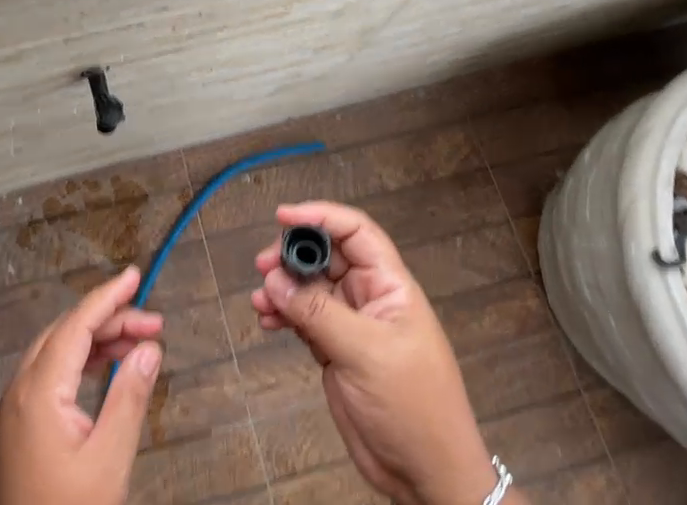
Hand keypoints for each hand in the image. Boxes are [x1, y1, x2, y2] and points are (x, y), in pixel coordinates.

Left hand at [0, 266, 164, 504]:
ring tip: (140, 343)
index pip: (76, 325)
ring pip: (57, 352)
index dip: (107, 296)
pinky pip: (51, 374)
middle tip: (154, 324)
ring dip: (97, 341)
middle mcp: (20, 389)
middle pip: (66, 334)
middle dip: (109, 319)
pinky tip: (108, 368)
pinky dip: (81, 363)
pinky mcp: (20, 425)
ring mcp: (16, 408)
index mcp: (38, 390)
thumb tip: (149, 347)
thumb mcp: (109, 459)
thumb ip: (129, 397)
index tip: (135, 276)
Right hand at [252, 202, 511, 504]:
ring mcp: (352, 325)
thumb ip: (319, 313)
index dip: (321, 216)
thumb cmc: (415, 407)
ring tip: (261, 301)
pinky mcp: (335, 350)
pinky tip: (268, 320)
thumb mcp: (368, 353)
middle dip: (293, 254)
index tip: (283, 215)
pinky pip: (303, 318)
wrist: (425, 471)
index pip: (356, 233)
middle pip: (327, 257)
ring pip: (310, 288)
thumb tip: (276, 280)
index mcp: (391, 286)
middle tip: (263, 266)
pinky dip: (283, 314)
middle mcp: (370, 298)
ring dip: (282, 288)